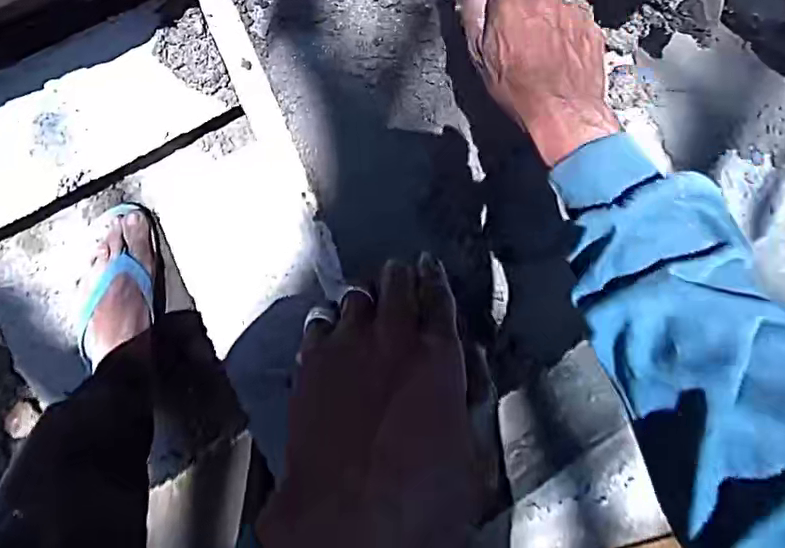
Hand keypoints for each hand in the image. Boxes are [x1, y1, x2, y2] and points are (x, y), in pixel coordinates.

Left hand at [257, 256, 478, 547]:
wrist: (344, 517)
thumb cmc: (417, 503)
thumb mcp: (471, 462)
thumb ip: (471, 405)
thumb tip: (471, 371)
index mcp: (438, 358)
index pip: (440, 300)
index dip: (435, 278)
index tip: (430, 267)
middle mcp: (393, 338)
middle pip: (396, 283)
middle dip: (400, 275)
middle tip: (400, 273)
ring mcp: (349, 344)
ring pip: (357, 295)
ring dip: (365, 296)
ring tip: (366, 301)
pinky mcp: (313, 360)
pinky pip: (319, 321)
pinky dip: (328, 321)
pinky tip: (330, 330)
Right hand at [453, 0, 619, 166]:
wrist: (564, 112)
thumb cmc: (518, 87)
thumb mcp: (478, 52)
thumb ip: (470, 11)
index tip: (496, 5)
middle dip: (522, 9)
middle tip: (516, 39)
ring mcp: (572, 12)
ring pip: (553, 8)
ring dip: (546, 22)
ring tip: (540, 53)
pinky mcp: (592, 28)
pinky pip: (574, 23)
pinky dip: (566, 35)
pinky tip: (559, 58)